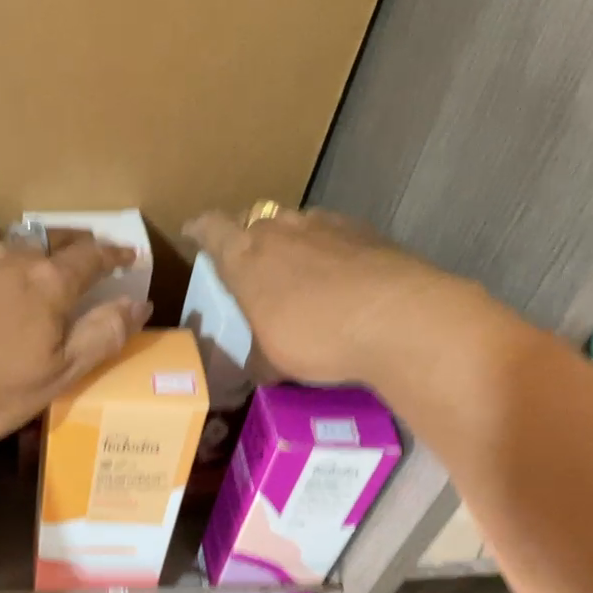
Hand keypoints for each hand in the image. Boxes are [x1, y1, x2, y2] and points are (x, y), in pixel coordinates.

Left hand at [0, 225, 150, 441]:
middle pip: (53, 242)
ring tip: (44, 252)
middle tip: (90, 253)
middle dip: (77, 246)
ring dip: (35, 245)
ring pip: (12, 242)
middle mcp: (12, 261)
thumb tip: (138, 303)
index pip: (92, 258)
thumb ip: (102, 336)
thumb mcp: (58, 375)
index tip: (128, 257)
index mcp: (49, 284)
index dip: (114, 256)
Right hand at [185, 208, 480, 384]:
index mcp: (243, 255)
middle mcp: (279, 229)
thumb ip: (257, 356)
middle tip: (253, 270)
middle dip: (250, 242)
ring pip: (296, 227)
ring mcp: (325, 224)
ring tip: (301, 277)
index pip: (209, 227)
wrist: (399, 319)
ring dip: (293, 245)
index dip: (198, 230)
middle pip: (254, 223)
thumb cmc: (315, 336)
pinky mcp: (366, 231)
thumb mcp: (271, 361)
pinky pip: (335, 236)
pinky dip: (331, 253)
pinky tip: (342, 281)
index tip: (193, 235)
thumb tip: (258, 369)